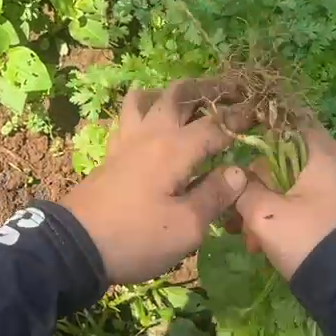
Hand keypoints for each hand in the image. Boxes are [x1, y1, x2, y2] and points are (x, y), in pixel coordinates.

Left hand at [60, 79, 256, 284]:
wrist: (75, 245)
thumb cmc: (136, 237)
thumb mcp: (186, 228)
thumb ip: (214, 196)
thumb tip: (238, 172)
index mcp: (174, 148)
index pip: (214, 124)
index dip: (239, 120)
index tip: (259, 116)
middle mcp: (150, 134)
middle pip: (177, 95)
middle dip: (206, 90)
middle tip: (228, 92)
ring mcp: (126, 141)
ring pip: (146, 98)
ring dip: (168, 93)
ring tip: (187, 102)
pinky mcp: (111, 154)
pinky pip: (128, 117)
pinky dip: (144, 110)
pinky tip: (151, 124)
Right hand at [230, 125, 335, 278]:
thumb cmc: (311, 240)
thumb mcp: (265, 214)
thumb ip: (242, 189)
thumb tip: (234, 178)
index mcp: (319, 150)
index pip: (283, 118)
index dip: (254, 127)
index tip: (230, 145)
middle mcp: (332, 161)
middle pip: (280, 156)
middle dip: (254, 183)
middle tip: (236, 213)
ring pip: (288, 184)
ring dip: (265, 205)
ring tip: (249, 239)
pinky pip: (302, 202)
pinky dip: (283, 217)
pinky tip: (265, 244)